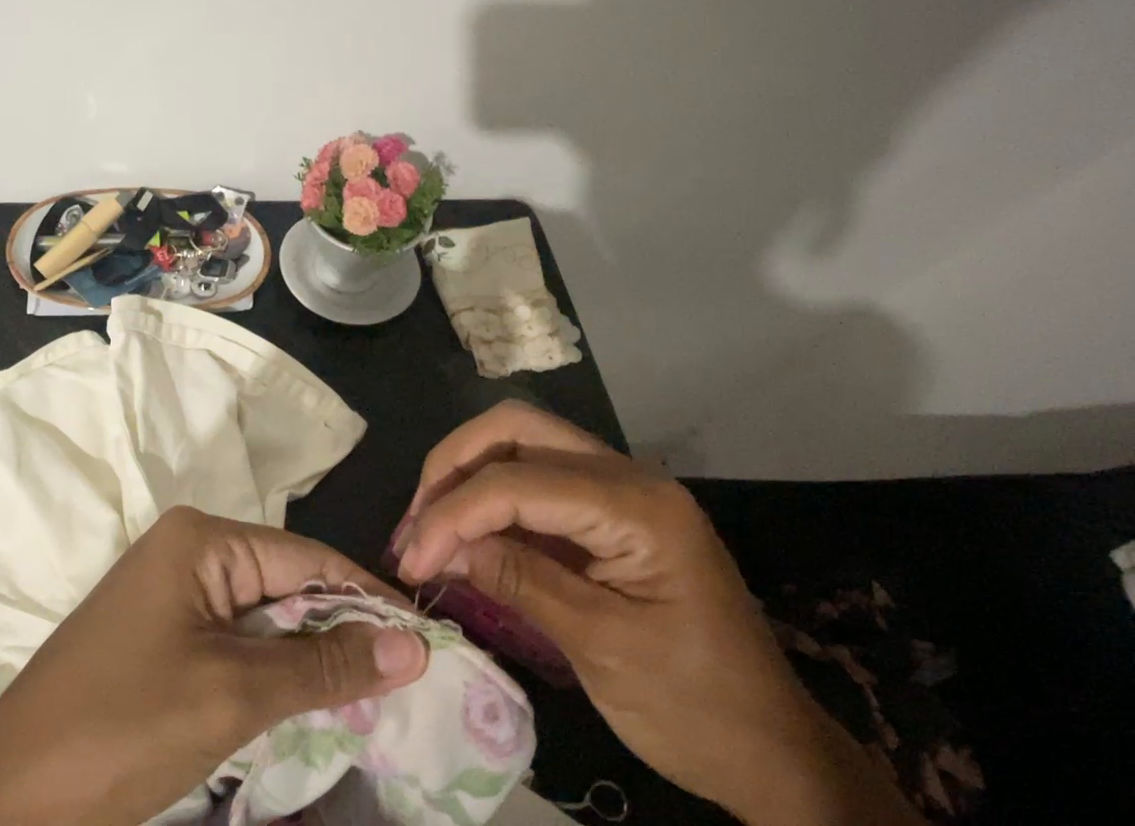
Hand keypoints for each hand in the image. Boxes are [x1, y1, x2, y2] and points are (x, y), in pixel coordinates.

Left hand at [0, 506, 428, 825]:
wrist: (12, 795)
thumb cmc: (126, 726)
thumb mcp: (235, 694)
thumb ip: (326, 666)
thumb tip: (414, 644)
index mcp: (200, 541)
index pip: (309, 558)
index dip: (370, 599)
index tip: (433, 642)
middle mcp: (185, 552)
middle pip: (287, 583)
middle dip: (344, 630)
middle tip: (412, 679)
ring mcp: (167, 595)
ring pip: (264, 617)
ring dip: (311, 655)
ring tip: (374, 694)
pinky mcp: (159, 637)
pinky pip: (234, 641)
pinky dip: (273, 670)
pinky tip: (311, 700)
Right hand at [395, 402, 922, 825]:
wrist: (771, 751)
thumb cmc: (694, 706)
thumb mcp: (599, 646)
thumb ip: (517, 581)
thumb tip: (439, 547)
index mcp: (637, 507)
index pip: (516, 481)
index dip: (451, 515)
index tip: (410, 563)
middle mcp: (629, 478)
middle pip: (514, 428)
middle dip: (451, 467)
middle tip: (415, 527)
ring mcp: (620, 492)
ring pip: (520, 445)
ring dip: (464, 477)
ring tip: (427, 531)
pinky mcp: (608, 517)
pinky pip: (535, 482)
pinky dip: (488, 500)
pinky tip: (463, 538)